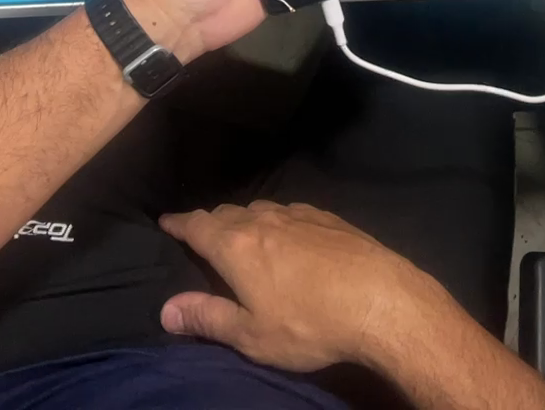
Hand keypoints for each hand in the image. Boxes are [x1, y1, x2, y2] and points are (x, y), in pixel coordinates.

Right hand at [157, 202, 448, 371]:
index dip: (177, 223)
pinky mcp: (326, 217)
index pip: (196, 225)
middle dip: (209, 222)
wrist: (380, 299)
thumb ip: (207, 318)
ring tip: (243, 236)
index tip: (165, 221)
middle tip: (202, 237)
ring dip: (244, 220)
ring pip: (258, 208)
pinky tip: (288, 236)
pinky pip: (289, 212)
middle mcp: (261, 219)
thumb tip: (166, 310)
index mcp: (235, 245)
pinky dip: (277, 221)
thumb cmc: (309, 323)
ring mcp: (296, 214)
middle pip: (225, 213)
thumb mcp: (252, 335)